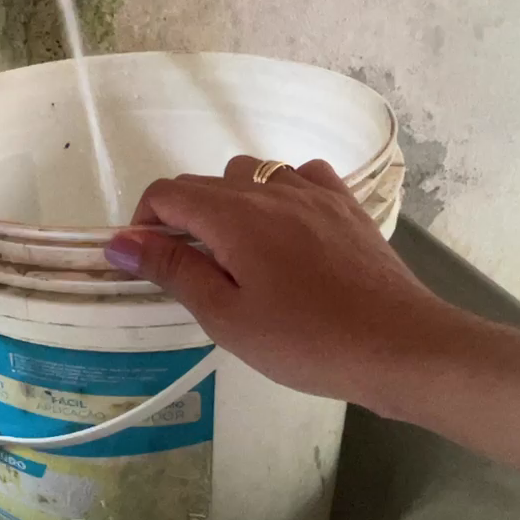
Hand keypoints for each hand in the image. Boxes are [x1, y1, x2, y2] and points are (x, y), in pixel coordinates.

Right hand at [104, 156, 459, 411]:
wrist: (401, 346)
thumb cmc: (305, 340)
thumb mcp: (225, 315)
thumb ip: (171, 269)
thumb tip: (119, 241)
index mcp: (232, 214)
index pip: (165, 194)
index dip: (144, 223)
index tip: (149, 262)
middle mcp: (268, 188)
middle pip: (202, 183)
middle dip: (180, 218)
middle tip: (191, 271)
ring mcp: (311, 191)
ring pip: (249, 173)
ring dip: (227, 202)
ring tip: (238, 250)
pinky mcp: (344, 204)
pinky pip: (299, 175)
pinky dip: (278, 191)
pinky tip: (286, 225)